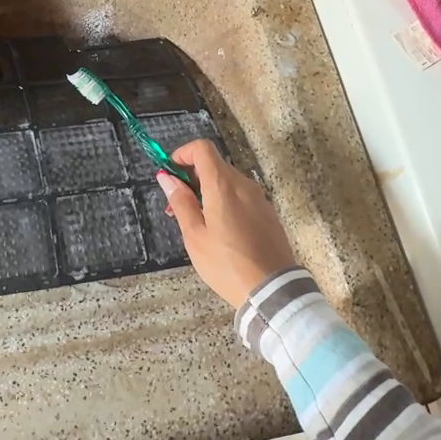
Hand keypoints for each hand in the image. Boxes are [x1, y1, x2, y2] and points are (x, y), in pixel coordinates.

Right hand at [157, 139, 296, 308]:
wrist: (273, 291)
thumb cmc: (226, 264)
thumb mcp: (195, 236)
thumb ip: (181, 202)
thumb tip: (167, 178)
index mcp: (223, 185)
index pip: (202, 148)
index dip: (183, 154)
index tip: (170, 173)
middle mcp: (243, 184)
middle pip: (214, 165)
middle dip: (192, 177)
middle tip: (176, 205)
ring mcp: (259, 198)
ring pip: (227, 181)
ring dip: (207, 191)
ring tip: (196, 222)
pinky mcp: (268, 213)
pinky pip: (241, 196)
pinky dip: (225, 201)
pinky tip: (219, 230)